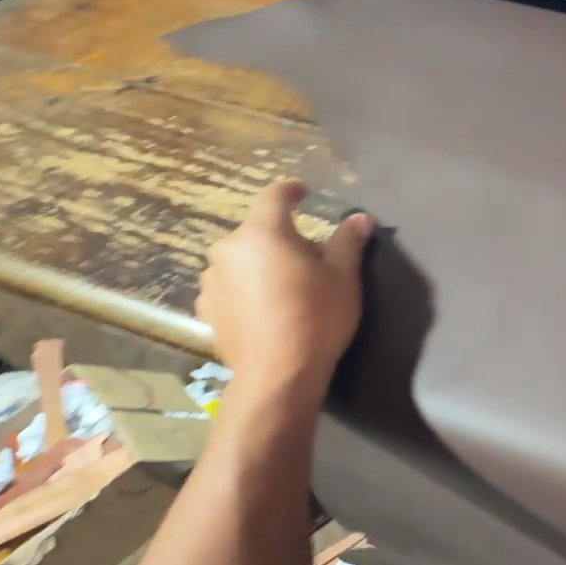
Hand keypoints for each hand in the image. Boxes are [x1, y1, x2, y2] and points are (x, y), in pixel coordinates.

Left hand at [196, 180, 373, 401]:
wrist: (278, 373)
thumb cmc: (317, 318)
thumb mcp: (345, 279)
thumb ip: (348, 243)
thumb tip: (359, 218)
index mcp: (264, 233)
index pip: (274, 197)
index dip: (290, 191)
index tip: (302, 192)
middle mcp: (229, 248)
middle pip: (258, 232)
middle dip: (281, 239)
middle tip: (307, 260)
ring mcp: (212, 279)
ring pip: (241, 260)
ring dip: (260, 266)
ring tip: (283, 290)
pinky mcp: (206, 308)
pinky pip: (229, 287)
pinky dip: (245, 290)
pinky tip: (264, 310)